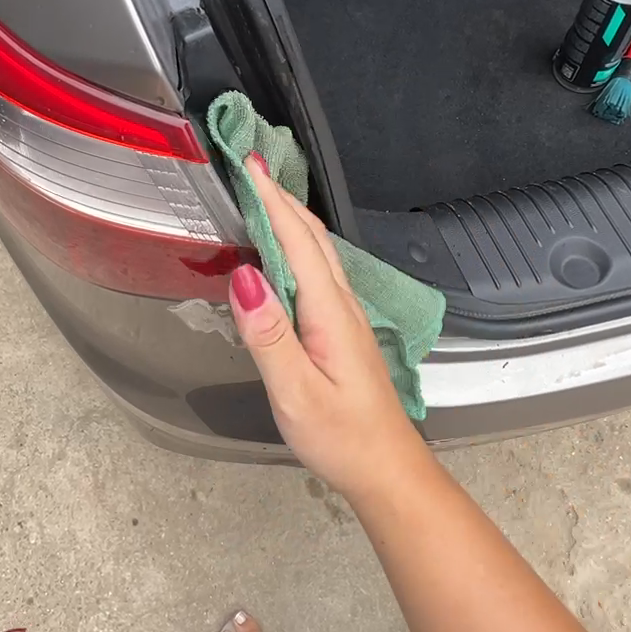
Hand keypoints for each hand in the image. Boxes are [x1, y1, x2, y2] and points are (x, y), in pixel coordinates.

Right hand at [228, 154, 431, 501]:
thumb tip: (245, 277)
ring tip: (261, 193)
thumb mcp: (297, 392)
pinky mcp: (340, 326)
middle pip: (312, 235)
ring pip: (317, 249)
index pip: (298, 240)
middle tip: (249, 166)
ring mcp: (344, 313)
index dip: (272, 199)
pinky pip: (316, 268)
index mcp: (329, 310)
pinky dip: (295, 241)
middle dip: (280, 195)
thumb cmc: (341, 436)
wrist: (385, 467)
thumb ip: (269, 335)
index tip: (248, 164)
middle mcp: (341, 302)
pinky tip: (280, 248)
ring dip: (289, 214)